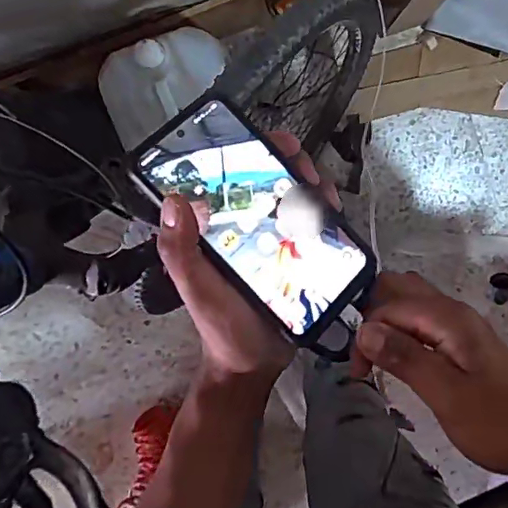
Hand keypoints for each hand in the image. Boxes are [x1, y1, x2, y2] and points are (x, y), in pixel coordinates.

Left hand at [155, 131, 338, 386]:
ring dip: (314, 188)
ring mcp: (279, 243)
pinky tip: (333, 211)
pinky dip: (327, 215)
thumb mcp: (195, 287)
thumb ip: (180, 251)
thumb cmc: (220, 326)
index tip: (274, 143)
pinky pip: (317, 230)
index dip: (255, 155)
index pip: (237, 181)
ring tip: (323, 190)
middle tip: (306, 168)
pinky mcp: (303, 259)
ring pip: (299, 203)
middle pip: (274, 185)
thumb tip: (173, 201)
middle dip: (293, 166)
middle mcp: (251, 229)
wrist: (254, 364)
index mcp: (222, 229)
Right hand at [356, 272, 507, 480]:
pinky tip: (400, 361)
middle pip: (402, 290)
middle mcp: (456, 312)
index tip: (356, 372)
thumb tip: (364, 329)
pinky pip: (426, 324)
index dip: (366, 331)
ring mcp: (463, 327)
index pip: (391, 304)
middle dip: (373, 314)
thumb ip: (405, 358)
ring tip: (374, 358)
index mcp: (451, 319)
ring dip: (388, 323)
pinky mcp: (466, 345)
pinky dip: (405, 334)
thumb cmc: (497, 424)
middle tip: (361, 356)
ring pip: (414, 306)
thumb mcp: (446, 395)